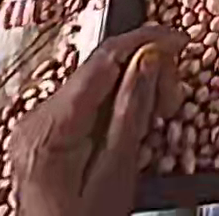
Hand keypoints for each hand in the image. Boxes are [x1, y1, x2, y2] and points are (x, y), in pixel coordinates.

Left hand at [8, 27, 186, 215]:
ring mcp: (42, 122)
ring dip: (138, 86)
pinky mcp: (50, 130)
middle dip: (146, 70)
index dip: (146, 41)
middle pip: (104, 66)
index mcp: (49, 127)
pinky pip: (94, 98)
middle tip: (172, 98)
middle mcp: (39, 116)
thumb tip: (150, 56)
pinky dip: (122, 101)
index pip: (104, 59)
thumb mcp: (115, 176)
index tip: (179, 42)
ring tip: (159, 114)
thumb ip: (131, 111)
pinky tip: (138, 121)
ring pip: (102, 79)